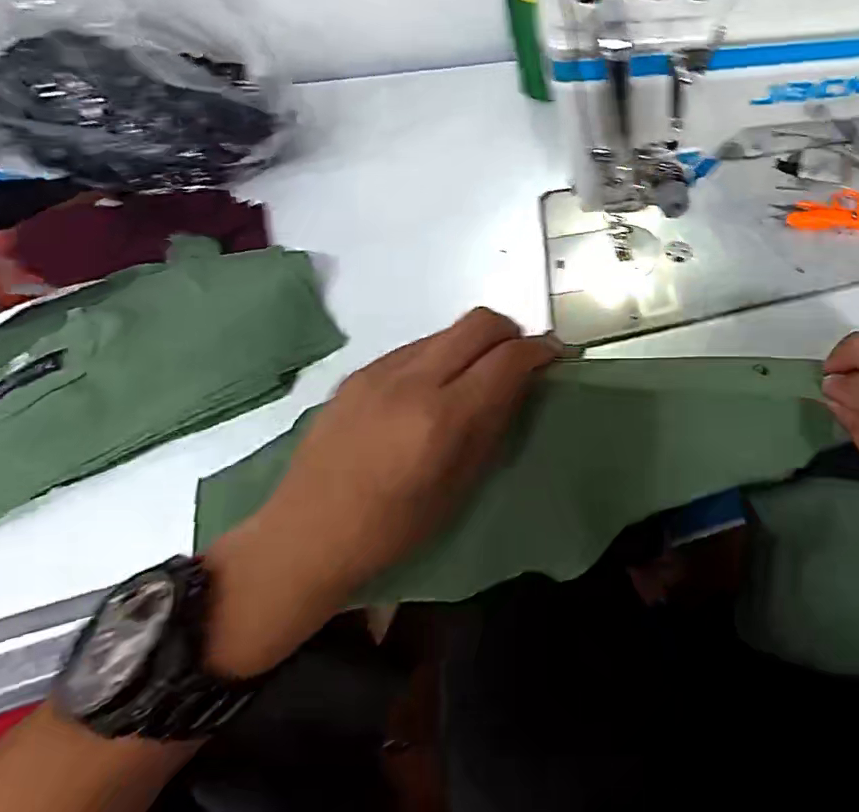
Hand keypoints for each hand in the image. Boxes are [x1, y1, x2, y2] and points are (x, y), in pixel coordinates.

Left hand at [203, 309, 556, 674]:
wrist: (304, 537)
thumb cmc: (394, 527)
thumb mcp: (462, 483)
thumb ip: (495, 422)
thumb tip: (523, 381)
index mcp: (441, 418)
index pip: (507, 357)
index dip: (540, 350)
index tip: (554, 357)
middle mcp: (410, 382)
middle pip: (480, 322)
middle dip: (512, 333)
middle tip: (520, 361)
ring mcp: (378, 372)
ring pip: (448, 331)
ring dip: (475, 344)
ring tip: (475, 379)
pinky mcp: (357, 373)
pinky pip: (416, 347)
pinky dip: (441, 356)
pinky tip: (433, 391)